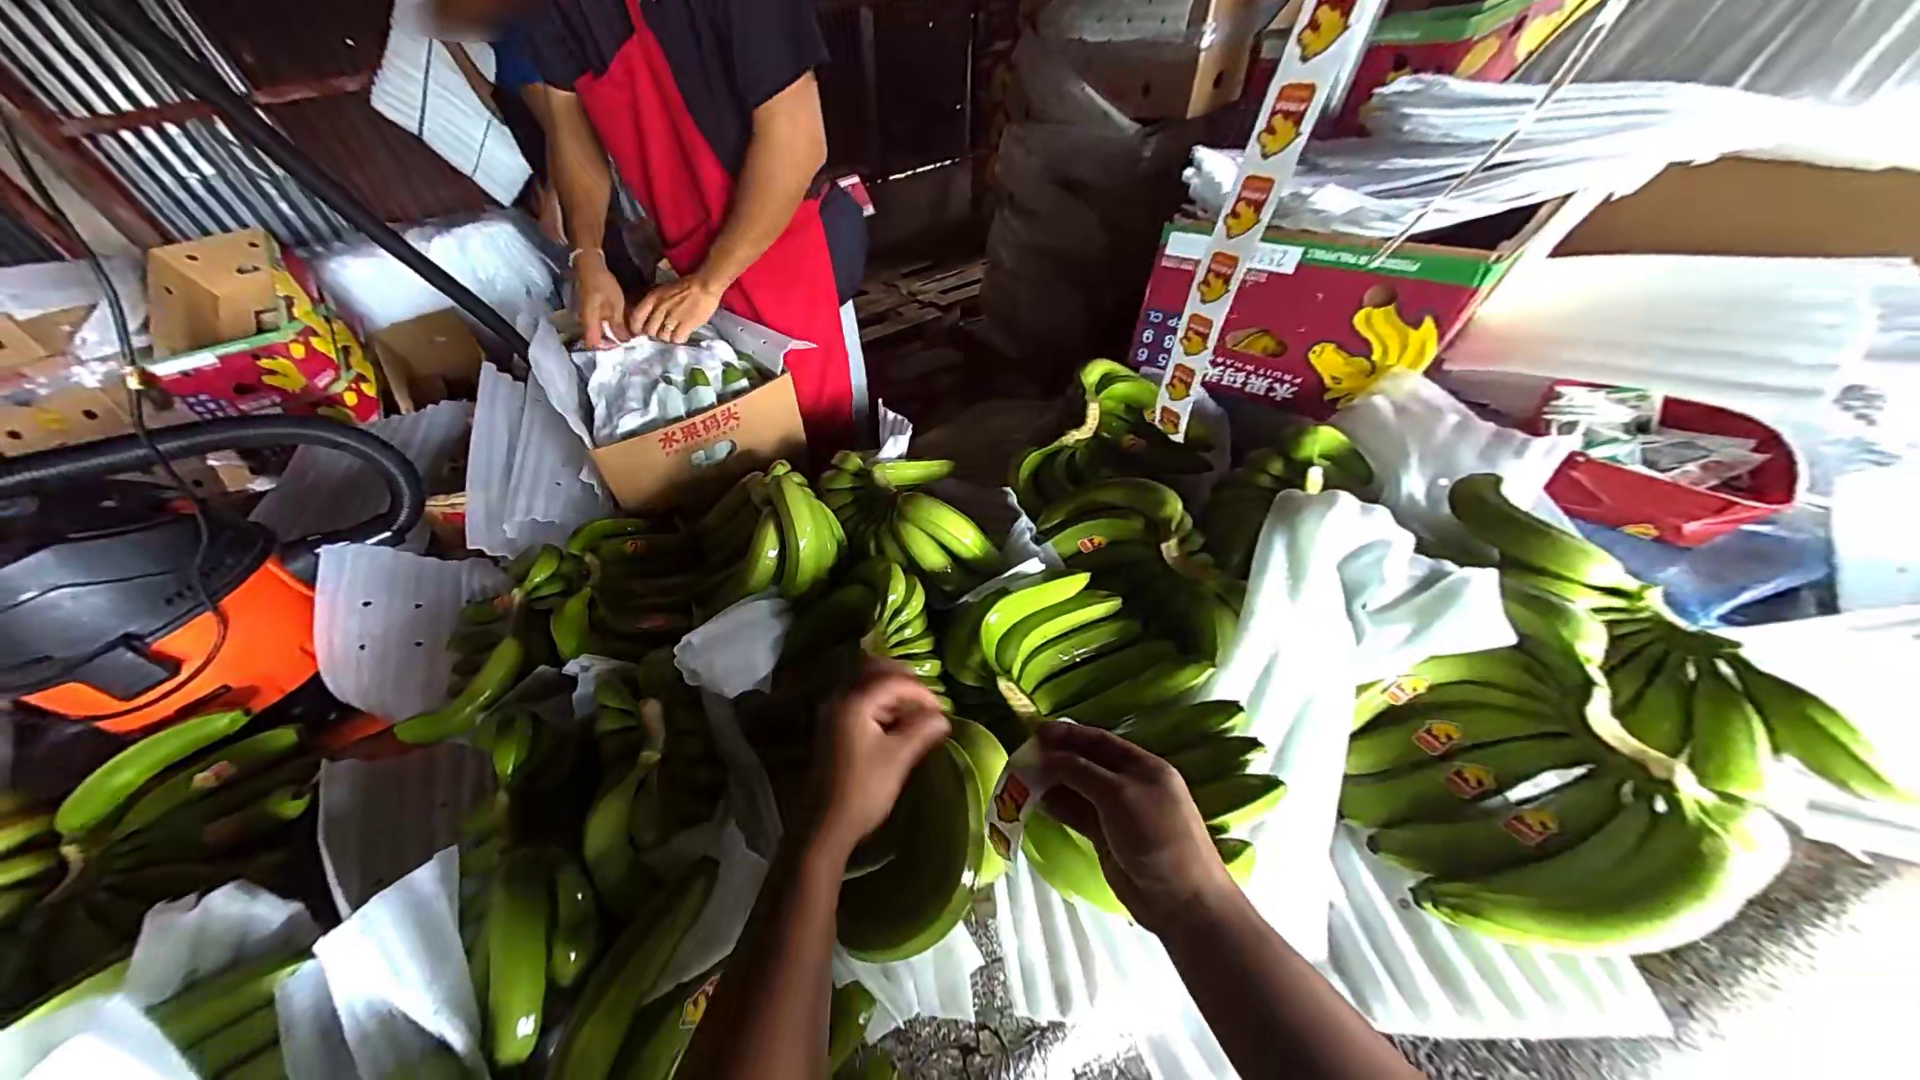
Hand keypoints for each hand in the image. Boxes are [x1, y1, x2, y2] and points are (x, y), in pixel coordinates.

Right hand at [575, 252, 626, 347]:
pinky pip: (597, 324)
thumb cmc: (603, 285)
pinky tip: (619, 325)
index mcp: (589, 322)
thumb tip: (623, 341)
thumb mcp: (615, 306)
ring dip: (610, 335)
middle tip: (626, 342)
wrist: (590, 266)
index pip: (592, 344)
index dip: (606, 349)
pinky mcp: (589, 310)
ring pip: (597, 332)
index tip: (620, 348)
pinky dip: (608, 327)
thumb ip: (618, 325)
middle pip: (594, 340)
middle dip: (610, 343)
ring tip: (625, 335)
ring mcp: (585, 315)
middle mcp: (584, 321)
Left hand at [629, 274, 724, 343]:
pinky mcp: (686, 325)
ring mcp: (673, 318)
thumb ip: (654, 303)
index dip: (637, 327)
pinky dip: (678, 339)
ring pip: (663, 337)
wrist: (703, 286)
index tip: (641, 331)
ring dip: (667, 337)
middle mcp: (660, 309)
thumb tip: (650, 317)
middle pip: (650, 331)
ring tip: (672, 333)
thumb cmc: (684, 286)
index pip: (637, 317)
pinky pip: (676, 339)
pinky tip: (681, 335)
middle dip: (654, 334)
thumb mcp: (662, 291)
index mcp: (652, 299)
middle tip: (661, 332)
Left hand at [807, 660, 949, 857]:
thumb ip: (922, 731)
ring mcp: (833, 711)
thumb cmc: (863, 790)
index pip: (893, 680)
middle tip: (927, 699)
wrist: (826, 826)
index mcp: (854, 702)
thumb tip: (943, 717)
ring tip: (917, 711)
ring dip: (893, 691)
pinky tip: (898, 721)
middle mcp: (840, 698)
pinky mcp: (833, 726)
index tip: (941, 709)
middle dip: (904, 681)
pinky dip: (881, 703)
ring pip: (867, 684)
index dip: (921, 691)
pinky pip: (860, 700)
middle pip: (875, 671)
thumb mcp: (898, 758)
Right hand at [1036, 721, 1237, 934]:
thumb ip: (1081, 772)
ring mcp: (1117, 812)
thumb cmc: (1157, 837)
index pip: (1100, 741)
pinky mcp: (1106, 837)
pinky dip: (1057, 806)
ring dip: (1052, 782)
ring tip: (1022, 778)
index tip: (1037, 732)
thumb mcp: (1119, 795)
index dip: (1069, 734)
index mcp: (1143, 766)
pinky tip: (1035, 802)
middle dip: (1057, 757)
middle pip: (1087, 763)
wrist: (1181, 902)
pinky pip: (1076, 814)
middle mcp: (1129, 784)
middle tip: (1024, 756)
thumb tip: (1045, 757)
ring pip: (1078, 789)